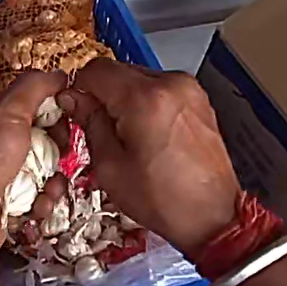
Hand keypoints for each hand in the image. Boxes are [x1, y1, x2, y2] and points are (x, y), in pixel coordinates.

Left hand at [0, 70, 65, 263]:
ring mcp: (5, 177)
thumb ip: (34, 87)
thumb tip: (59, 74)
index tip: (69, 116)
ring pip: (47, 174)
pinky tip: (36, 206)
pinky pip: (40, 201)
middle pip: (46, 141)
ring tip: (48, 187)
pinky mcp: (12, 206)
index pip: (35, 106)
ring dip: (55, 181)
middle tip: (60, 151)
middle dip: (59, 147)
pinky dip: (43, 204)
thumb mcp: (8, 111)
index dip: (55, 110)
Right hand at [61, 59, 239, 255]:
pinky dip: (145, 104)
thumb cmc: (163, 199)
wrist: (211, 215)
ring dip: (124, 100)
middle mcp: (170, 84)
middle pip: (118, 71)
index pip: (96, 70)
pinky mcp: (198, 100)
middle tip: (98, 128)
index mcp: (144, 99)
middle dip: (102, 95)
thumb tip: (75, 99)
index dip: (79, 89)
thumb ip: (90, 123)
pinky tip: (146, 135)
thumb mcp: (109, 166)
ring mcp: (188, 90)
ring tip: (125, 136)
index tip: (75, 108)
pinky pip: (159, 90)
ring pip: (138, 79)